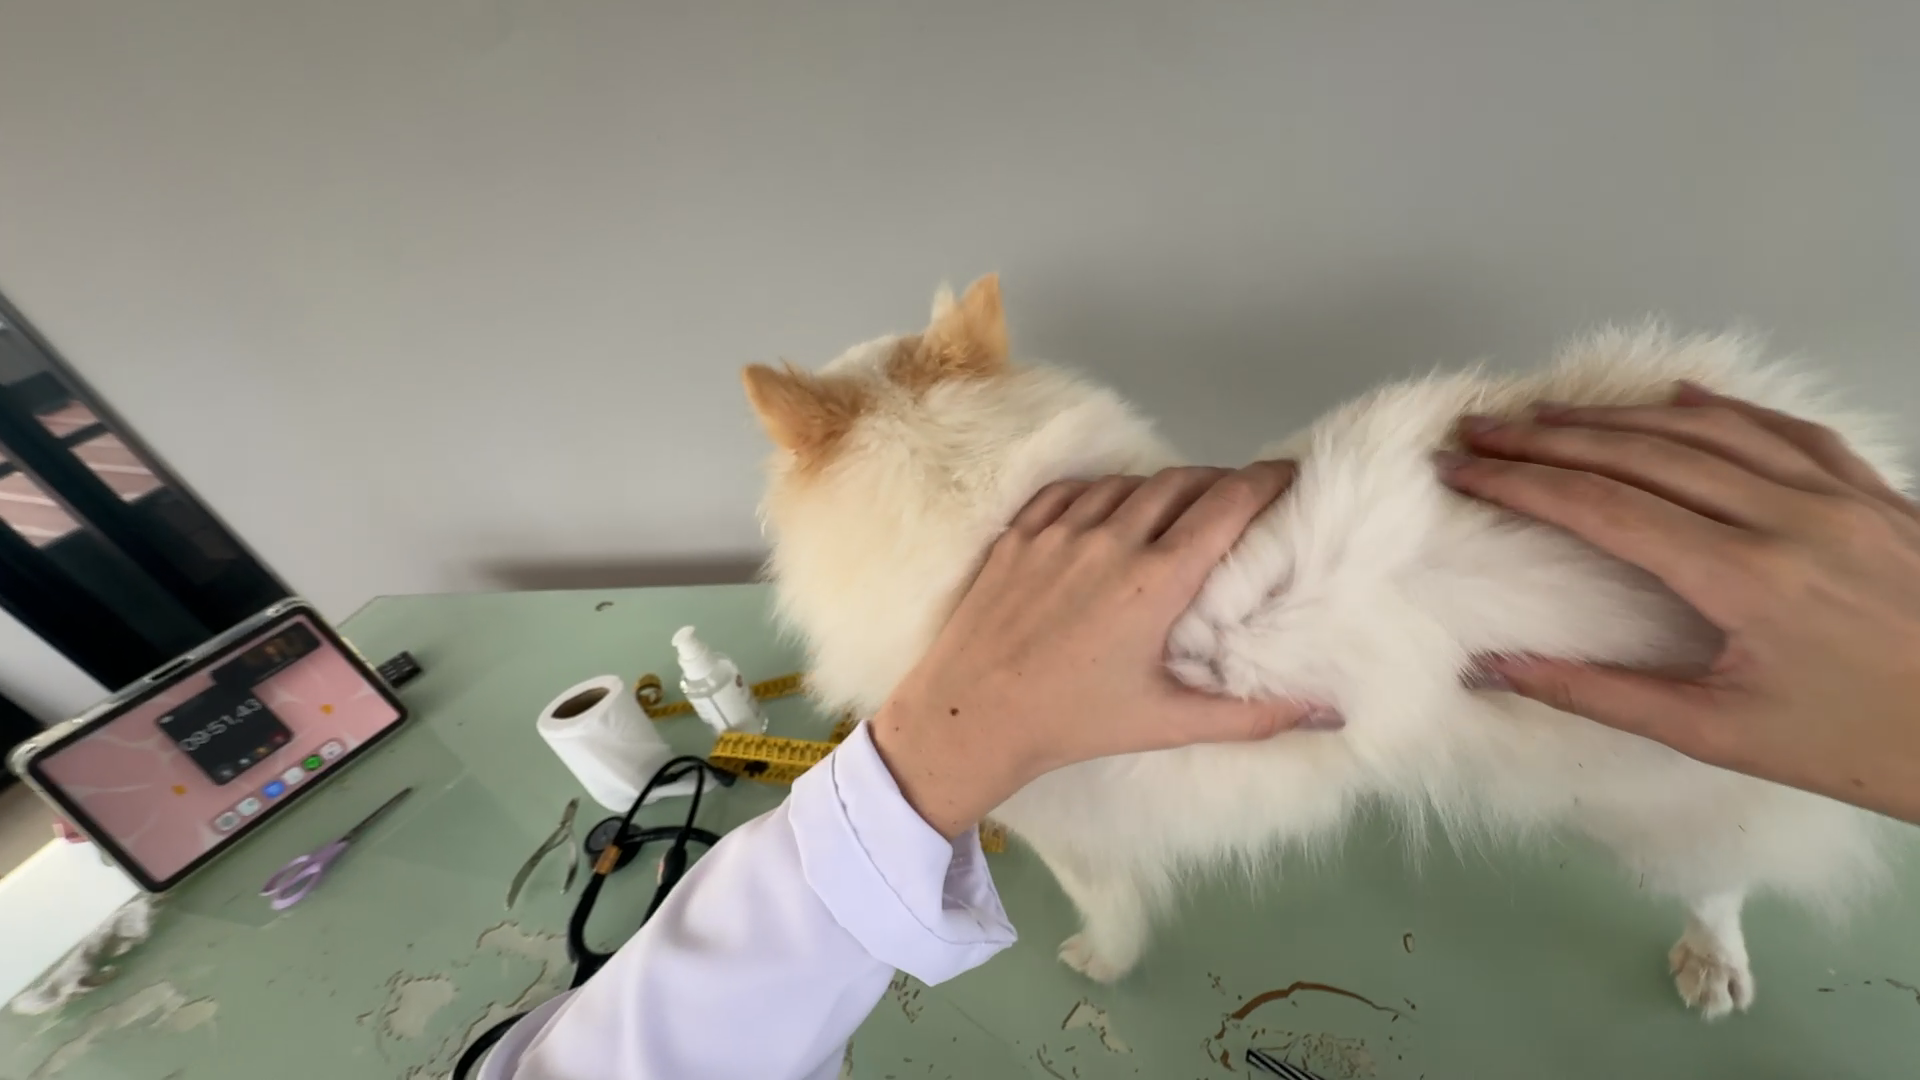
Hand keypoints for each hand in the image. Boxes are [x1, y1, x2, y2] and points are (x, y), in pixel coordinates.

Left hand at [870, 462, 1319, 837]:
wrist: (972, 712)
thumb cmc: (1071, 721)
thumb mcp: (1165, 722)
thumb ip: (1250, 716)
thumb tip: (1330, 715)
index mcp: (1155, 581)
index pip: (1225, 506)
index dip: (1266, 481)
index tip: (1289, 474)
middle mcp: (1109, 541)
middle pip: (1180, 483)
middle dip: (1217, 480)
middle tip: (1235, 496)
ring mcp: (1058, 532)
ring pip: (1124, 484)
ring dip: (1158, 486)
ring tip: (1173, 505)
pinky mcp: (1019, 534)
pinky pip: (1069, 491)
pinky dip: (1099, 491)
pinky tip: (1106, 507)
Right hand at [1439, 383, 1919, 822]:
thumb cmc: (1869, 746)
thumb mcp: (1718, 736)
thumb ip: (1591, 693)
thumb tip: (1485, 669)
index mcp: (1744, 576)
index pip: (1599, 507)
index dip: (1516, 483)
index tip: (1456, 469)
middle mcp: (1791, 517)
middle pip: (1640, 454)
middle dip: (1544, 437)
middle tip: (1476, 429)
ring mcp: (1844, 497)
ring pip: (1706, 429)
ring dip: (1611, 415)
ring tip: (1542, 412)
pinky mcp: (1880, 496)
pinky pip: (1786, 431)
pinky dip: (1720, 406)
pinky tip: (1676, 394)